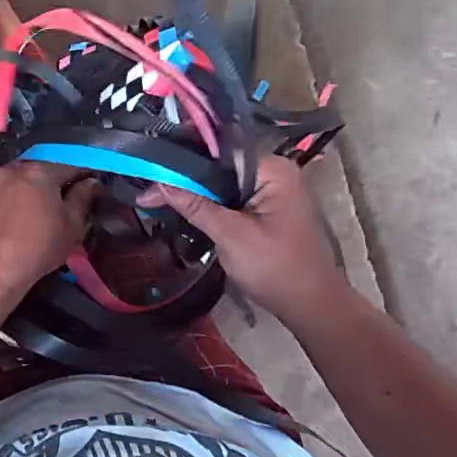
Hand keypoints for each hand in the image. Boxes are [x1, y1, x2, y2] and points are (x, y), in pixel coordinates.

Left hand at [0, 162, 99, 299]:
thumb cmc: (39, 247)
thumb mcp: (71, 225)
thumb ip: (82, 198)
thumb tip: (91, 182)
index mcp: (40, 172)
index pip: (70, 167)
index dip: (83, 177)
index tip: (89, 189)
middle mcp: (13, 169)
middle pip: (40, 171)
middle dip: (52, 183)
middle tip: (61, 204)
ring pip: (16, 180)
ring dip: (28, 190)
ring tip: (34, 211)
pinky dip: (7, 200)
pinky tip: (11, 219)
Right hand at [136, 155, 347, 319]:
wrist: (308, 304)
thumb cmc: (275, 268)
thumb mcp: (231, 236)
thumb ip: (195, 206)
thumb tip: (156, 184)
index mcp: (273, 171)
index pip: (220, 152)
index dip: (184, 160)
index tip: (150, 169)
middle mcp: (273, 173)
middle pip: (219, 166)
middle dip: (184, 177)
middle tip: (147, 188)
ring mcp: (270, 191)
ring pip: (221, 183)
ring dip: (193, 192)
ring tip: (155, 196)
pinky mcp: (263, 209)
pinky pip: (229, 198)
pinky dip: (207, 204)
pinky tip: (181, 208)